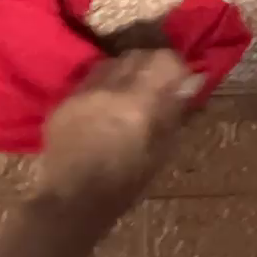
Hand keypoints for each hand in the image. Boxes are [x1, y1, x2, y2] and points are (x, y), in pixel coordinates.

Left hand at [35, 50, 197, 224]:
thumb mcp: (162, 150)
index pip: (165, 60)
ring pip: (113, 62)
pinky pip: (91, 78)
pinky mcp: (63, 100)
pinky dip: (105, 84)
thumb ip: (176, 110)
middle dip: (152, 65)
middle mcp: (110, 89)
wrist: (73, 201)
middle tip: (159, 85)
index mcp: (140, 103)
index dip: (177, 67)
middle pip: (138, 55)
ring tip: (131, 92)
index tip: (182, 81)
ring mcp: (83, 92)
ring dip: (127, 71)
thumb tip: (193, 80)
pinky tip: (106, 104)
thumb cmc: (127, 181)